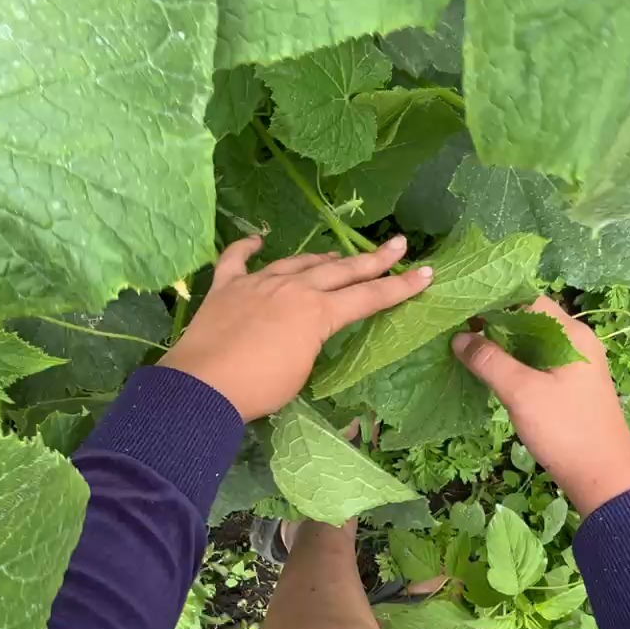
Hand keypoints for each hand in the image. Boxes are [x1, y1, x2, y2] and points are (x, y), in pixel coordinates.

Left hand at [161, 234, 431, 420]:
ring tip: (337, 255)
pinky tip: (257, 239)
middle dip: (373, 260)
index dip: (400, 288)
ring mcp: (258, 282)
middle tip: (398, 245)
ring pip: (296, 262)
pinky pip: (238, 260)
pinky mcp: (226, 287)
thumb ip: (311, 346)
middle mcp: (293, 288)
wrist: (203, 386)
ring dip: (320, 258)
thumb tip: (308, 335)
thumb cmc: (259, 389)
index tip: (426, 273)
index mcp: (317, 312)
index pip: (368, 298)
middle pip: (340, 271)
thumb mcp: (301, 374)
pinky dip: (248, 247)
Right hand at [454, 296, 629, 513]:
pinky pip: (535, 365)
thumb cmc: (565, 429)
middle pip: (529, 322)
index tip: (462, 311)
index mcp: (572, 335)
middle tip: (456, 332)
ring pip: (530, 345)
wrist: (603, 477)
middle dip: (493, 325)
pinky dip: (512, 365)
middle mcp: (576, 343)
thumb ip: (490, 361)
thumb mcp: (522, 392)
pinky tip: (488, 375)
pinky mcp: (568, 387)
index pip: (529, 300)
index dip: (495, 302)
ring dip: (500, 347)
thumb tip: (460, 337)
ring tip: (465, 351)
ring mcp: (573, 366)